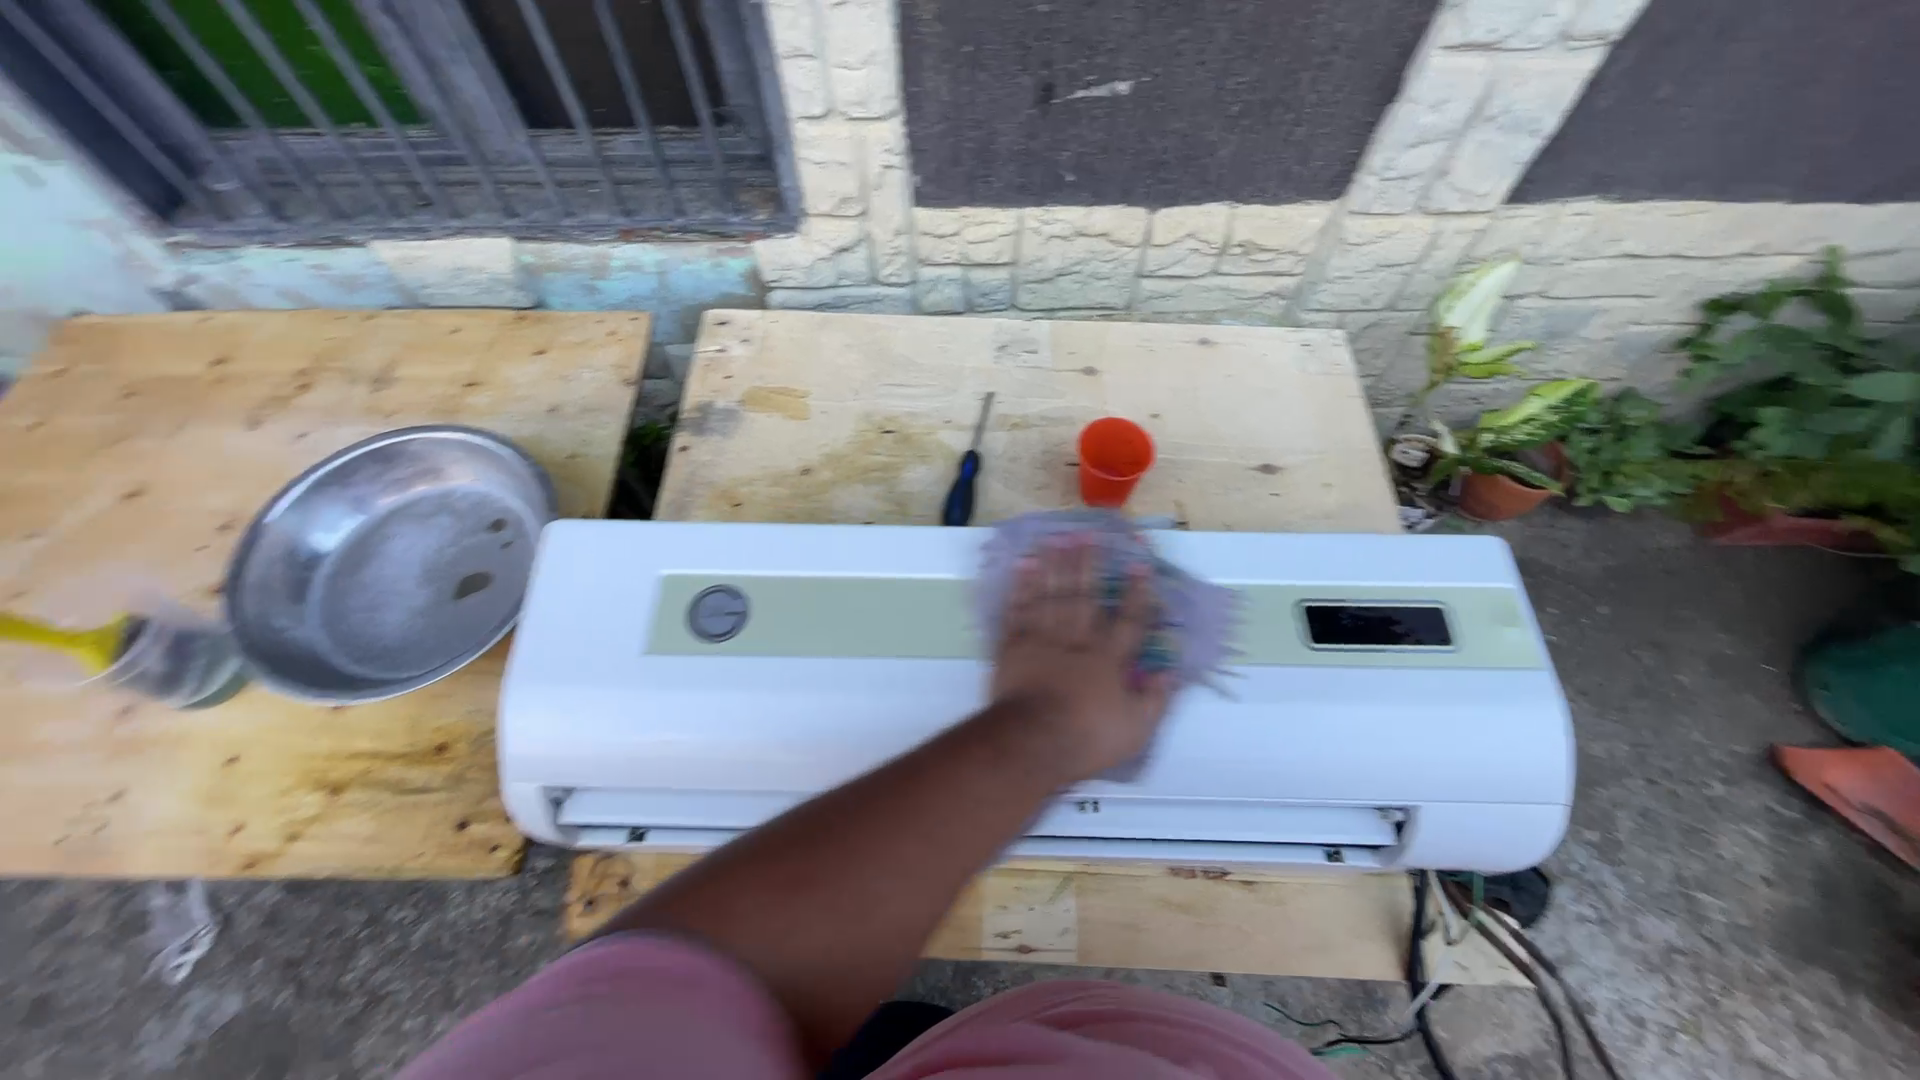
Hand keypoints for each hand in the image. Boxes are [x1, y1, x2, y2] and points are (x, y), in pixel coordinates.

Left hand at [987, 535, 1174, 781]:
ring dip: (1054, 565)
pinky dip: (1020, 587)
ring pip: (1050, 595)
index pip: (1128, 620)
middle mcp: (1076, 641)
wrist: (1030, 744)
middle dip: (1088, 564)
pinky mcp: (1013, 648)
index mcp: (1108, 659)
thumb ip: (1155, 699)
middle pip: (1084, 596)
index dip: (1136, 593)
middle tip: (1088, 534)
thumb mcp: (1135, 729)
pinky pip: (1018, 611)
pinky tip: (1023, 566)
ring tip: (1056, 539)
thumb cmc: (1086, 739)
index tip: (1139, 565)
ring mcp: (1042, 641)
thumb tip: (1169, 671)